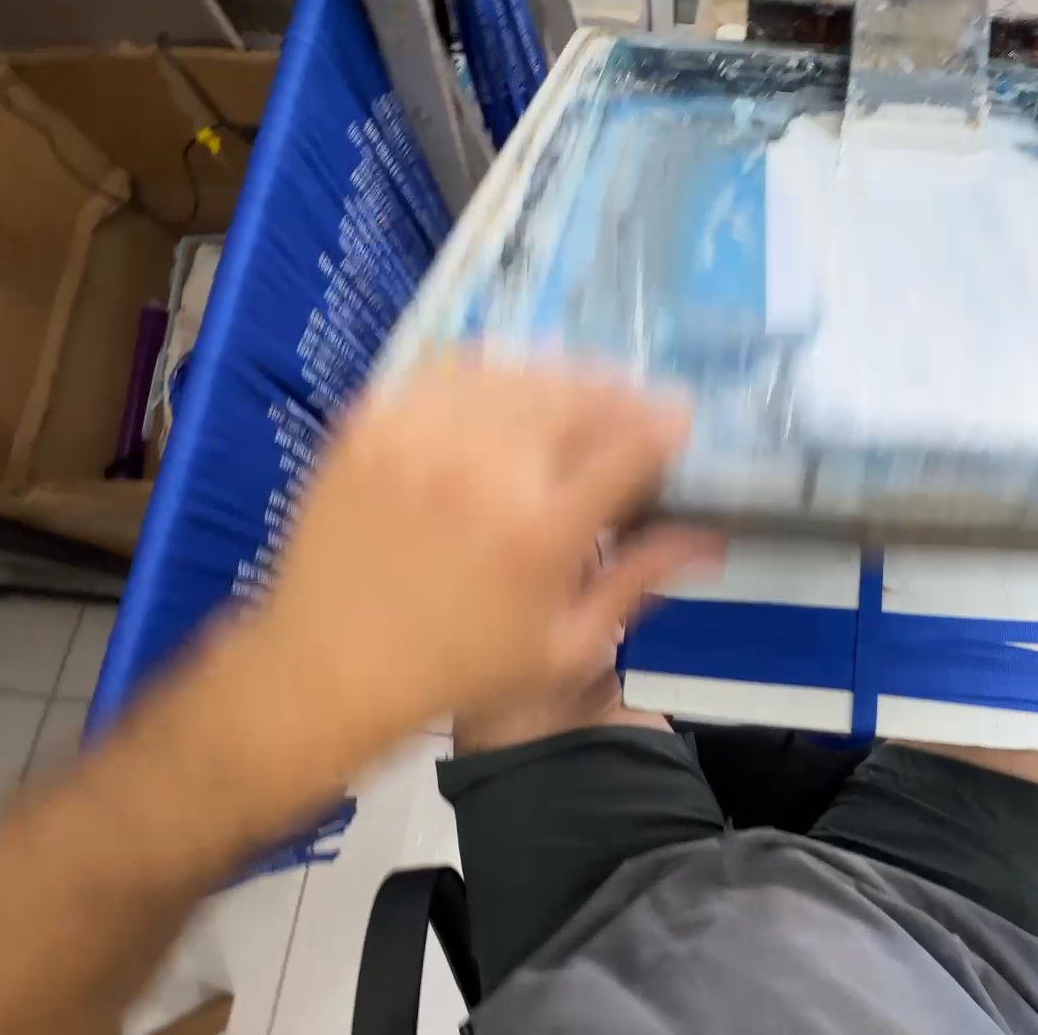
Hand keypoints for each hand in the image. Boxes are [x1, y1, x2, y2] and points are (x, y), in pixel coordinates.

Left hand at [220, 356, 722, 781]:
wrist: (326, 670)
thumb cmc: (460, 669)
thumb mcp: (567, 646)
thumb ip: (641, 579)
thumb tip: (710, 539)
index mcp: (543, 530)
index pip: (629, 449)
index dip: (666, 427)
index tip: (681, 421)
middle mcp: (488, 468)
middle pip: (579, 395)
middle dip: (623, 393)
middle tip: (638, 404)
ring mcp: (424, 438)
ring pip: (520, 372)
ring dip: (567, 374)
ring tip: (585, 390)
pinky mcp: (375, 425)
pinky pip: (450, 369)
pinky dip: (496, 367)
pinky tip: (511, 382)